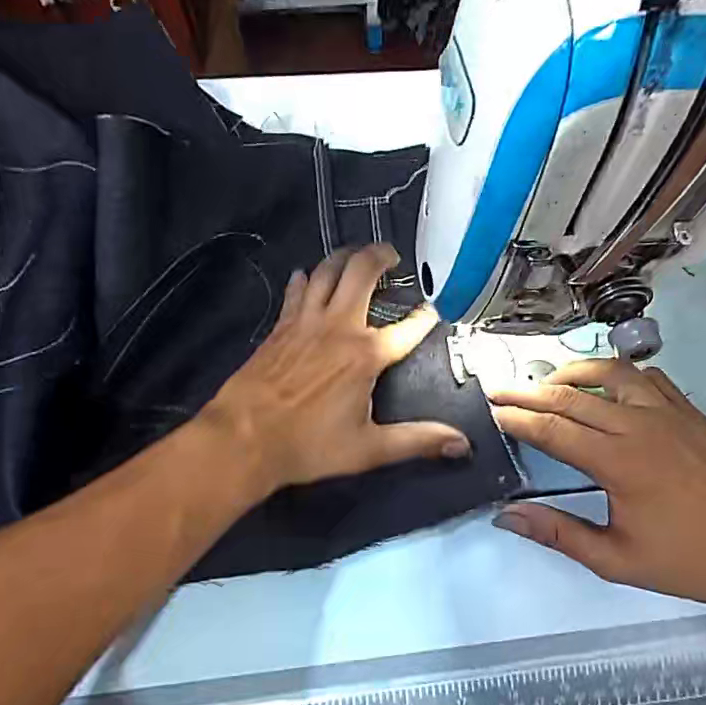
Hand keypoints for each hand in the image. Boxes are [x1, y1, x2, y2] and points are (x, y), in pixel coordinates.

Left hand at [199, 244, 470, 494]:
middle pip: (361, 272)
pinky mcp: (281, 327)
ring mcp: (305, 322)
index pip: (408, 328)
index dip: (426, 317)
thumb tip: (462, 443)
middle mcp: (338, 327)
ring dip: (344, 257)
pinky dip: (306, 278)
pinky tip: (306, 275)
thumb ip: (417, 441)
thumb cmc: (308, 446)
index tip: (435, 311)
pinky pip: (297, 290)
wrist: (243, 438)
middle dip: (380, 255)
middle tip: (392, 256)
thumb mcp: (369, 449)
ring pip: (326, 271)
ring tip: (357, 256)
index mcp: (365, 355)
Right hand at [489, 360, 705, 608]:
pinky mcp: (690, 414)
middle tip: (501, 388)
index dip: (518, 418)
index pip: (554, 430)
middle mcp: (642, 428)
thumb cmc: (681, 562)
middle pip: (572, 397)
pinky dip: (620, 375)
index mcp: (620, 463)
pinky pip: (649, 379)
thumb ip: (556, 533)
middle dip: (530, 392)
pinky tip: (607, 386)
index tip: (493, 410)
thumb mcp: (611, 558)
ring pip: (612, 374)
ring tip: (548, 382)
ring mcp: (670, 415)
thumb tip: (507, 516)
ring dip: (574, 373)